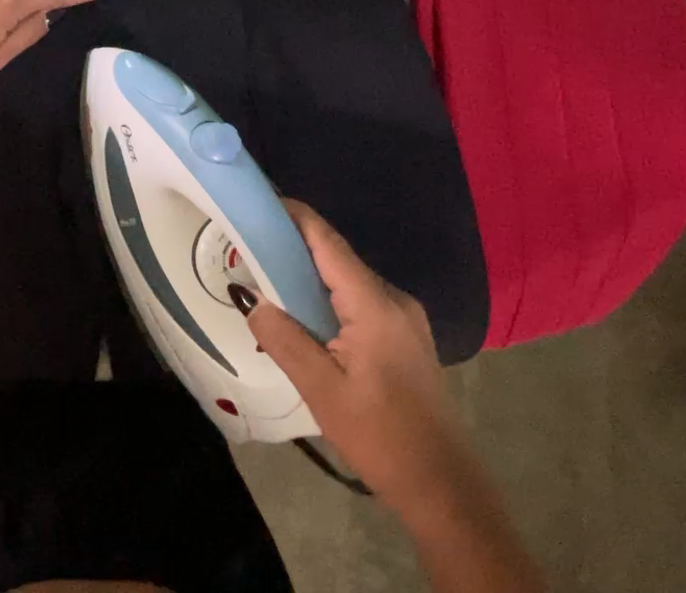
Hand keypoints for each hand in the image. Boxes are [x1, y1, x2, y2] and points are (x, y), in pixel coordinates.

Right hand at [246, 199, 484, 515]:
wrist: (442, 484)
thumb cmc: (381, 435)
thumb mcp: (320, 388)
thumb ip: (281, 337)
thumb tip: (248, 297)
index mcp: (374, 305)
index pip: (327, 243)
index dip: (293, 216)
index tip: (257, 200)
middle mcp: (393, 300)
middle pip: (335, 257)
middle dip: (290, 246)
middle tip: (244, 244)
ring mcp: (402, 318)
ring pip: (345, 280)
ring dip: (305, 275)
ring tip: (261, 276)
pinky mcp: (402, 337)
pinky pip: (356, 301)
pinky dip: (323, 298)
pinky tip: (298, 313)